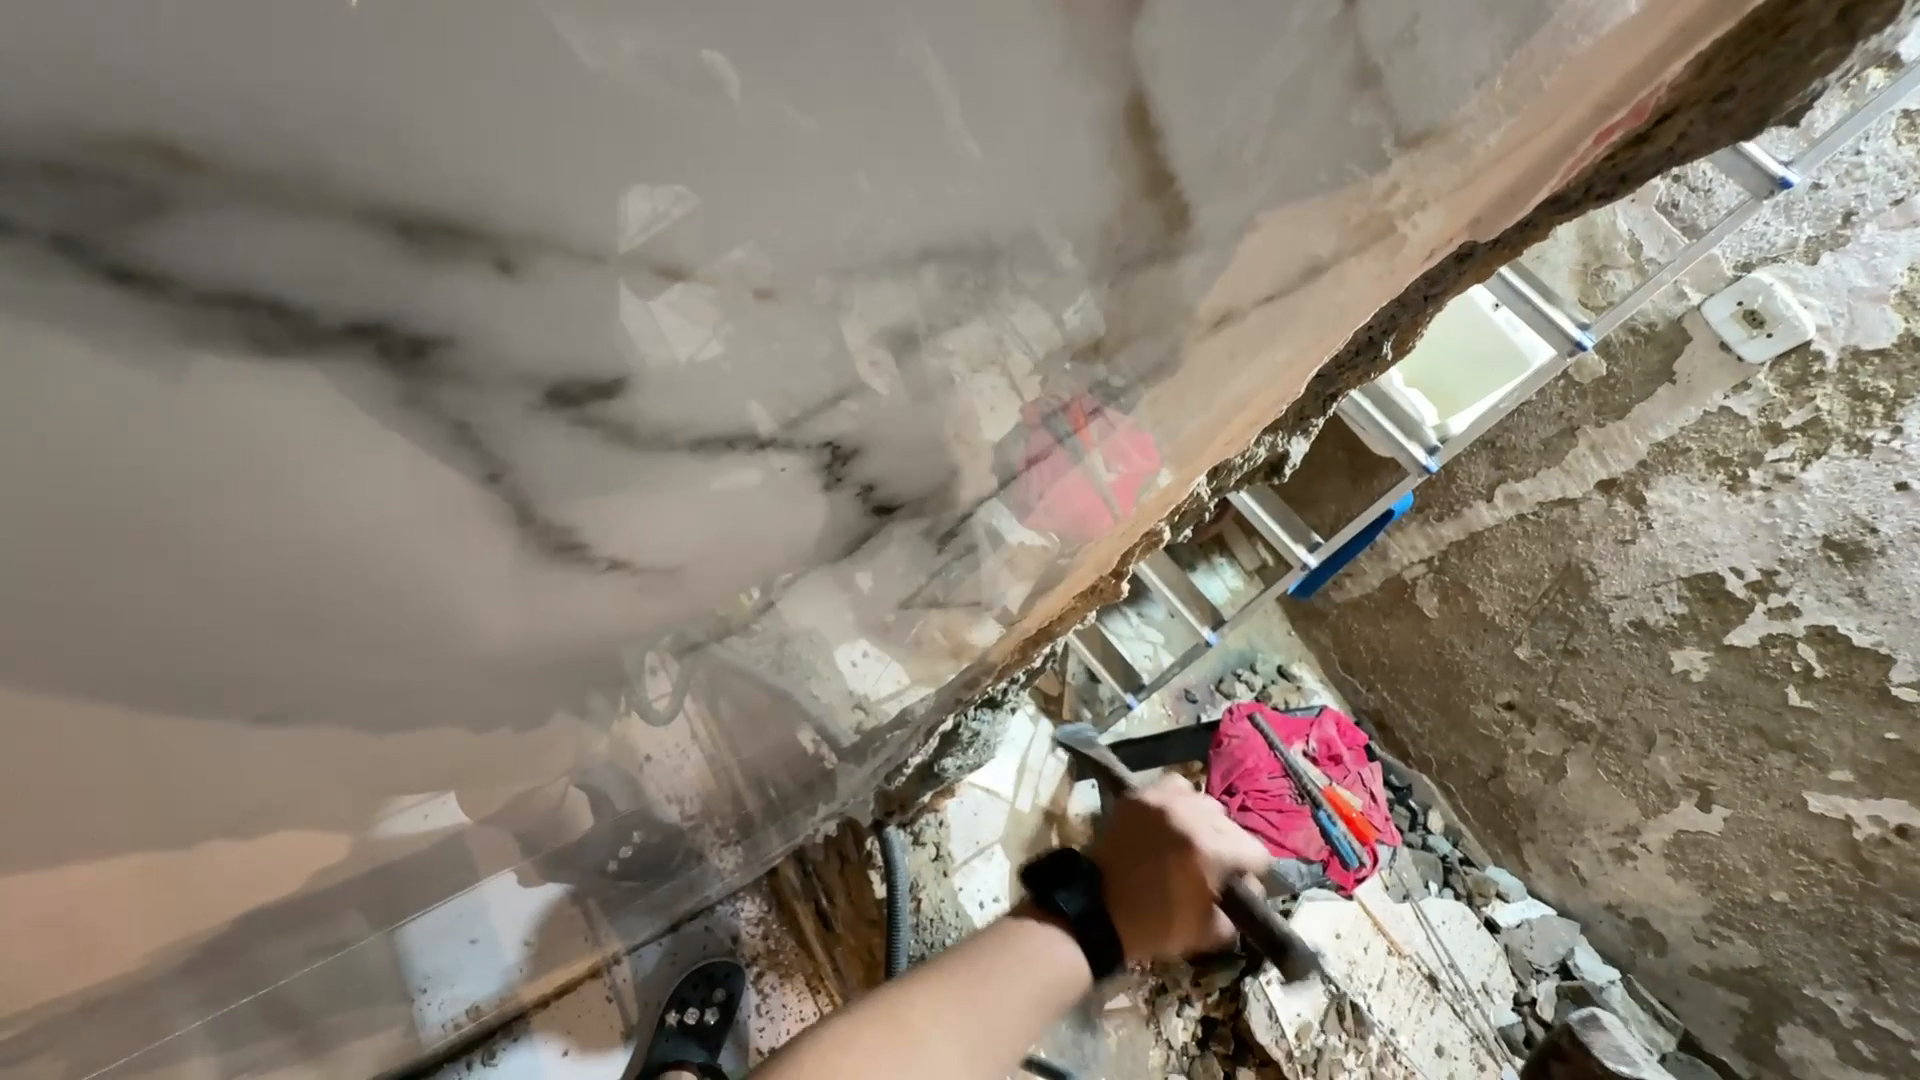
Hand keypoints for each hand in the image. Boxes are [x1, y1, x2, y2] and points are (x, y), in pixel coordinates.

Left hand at [1089, 775, 1272, 963]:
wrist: (1096, 909)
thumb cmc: (1154, 924)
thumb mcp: (1208, 931)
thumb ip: (1238, 909)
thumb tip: (1248, 888)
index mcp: (1212, 850)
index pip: (1256, 851)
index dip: (1252, 871)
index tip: (1240, 881)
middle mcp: (1191, 816)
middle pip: (1230, 825)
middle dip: (1228, 846)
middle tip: (1213, 864)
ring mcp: (1162, 801)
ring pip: (1203, 801)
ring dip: (1204, 821)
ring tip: (1191, 839)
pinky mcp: (1139, 795)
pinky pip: (1173, 786)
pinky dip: (1178, 801)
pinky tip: (1172, 819)